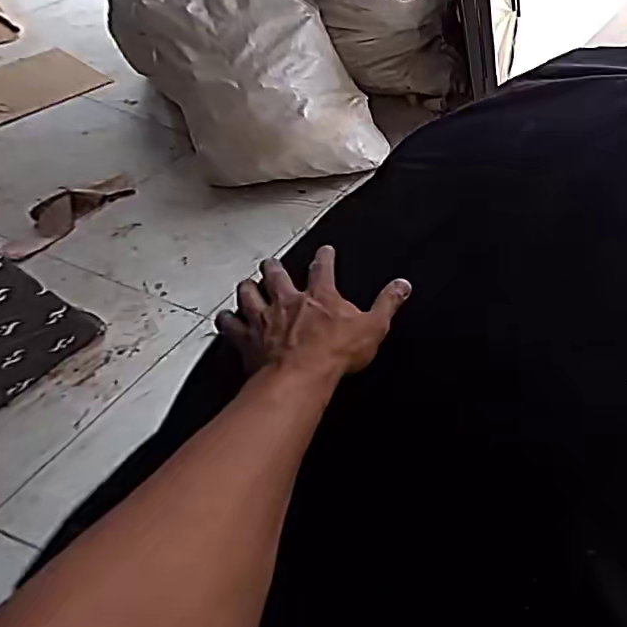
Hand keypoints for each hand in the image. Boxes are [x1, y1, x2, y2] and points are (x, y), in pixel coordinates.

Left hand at [215, 246, 410, 379]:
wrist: (301, 376)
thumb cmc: (336, 352)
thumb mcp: (374, 326)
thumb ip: (388, 303)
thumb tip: (402, 285)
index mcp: (320, 296)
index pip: (322, 268)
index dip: (324, 257)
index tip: (325, 250)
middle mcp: (288, 301)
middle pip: (277, 276)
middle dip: (274, 267)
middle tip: (271, 262)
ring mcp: (264, 318)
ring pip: (250, 294)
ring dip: (248, 287)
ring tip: (247, 283)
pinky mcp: (248, 339)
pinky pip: (230, 325)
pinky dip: (226, 320)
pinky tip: (224, 318)